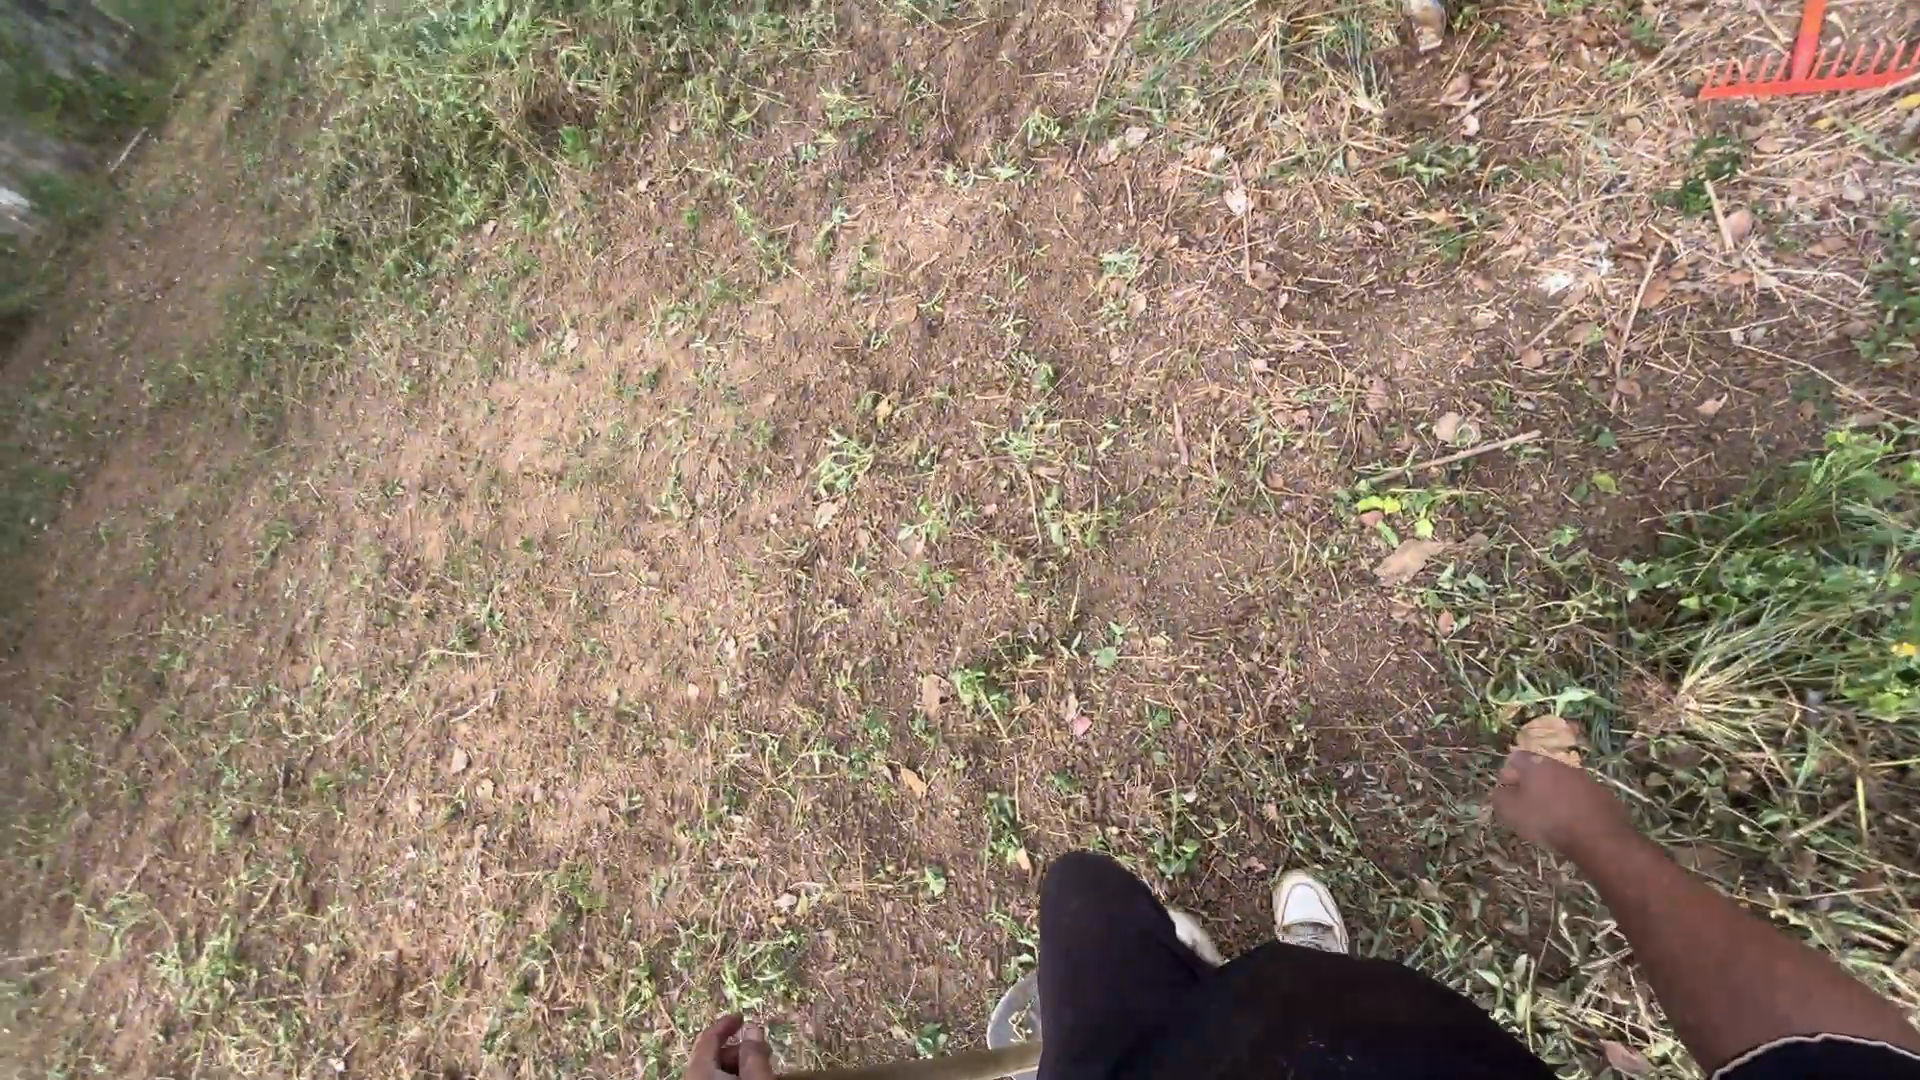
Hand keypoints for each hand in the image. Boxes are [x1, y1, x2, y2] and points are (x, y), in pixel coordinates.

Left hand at [682, 1015, 773, 1079]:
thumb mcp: (756, 1079)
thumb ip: (753, 1053)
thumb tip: (752, 1028)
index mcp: (700, 1070)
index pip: (708, 1038)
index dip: (726, 1023)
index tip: (742, 1016)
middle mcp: (690, 1079)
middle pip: (711, 1056)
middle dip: (735, 1049)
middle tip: (759, 1052)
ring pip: (711, 1072)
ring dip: (733, 1066)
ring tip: (755, 1069)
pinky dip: (725, 1078)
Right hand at [1492, 750, 1632, 854]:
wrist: (1601, 841)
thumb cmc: (1548, 821)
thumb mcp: (1510, 811)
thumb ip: (1500, 797)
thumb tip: (1502, 791)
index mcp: (1536, 765)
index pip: (1515, 758)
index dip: (1508, 774)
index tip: (1507, 792)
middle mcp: (1563, 766)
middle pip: (1541, 770)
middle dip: (1532, 785)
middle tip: (1528, 805)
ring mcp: (1588, 781)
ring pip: (1564, 784)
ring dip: (1555, 795)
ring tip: (1553, 817)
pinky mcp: (1607, 798)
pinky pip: (1583, 798)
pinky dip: (1576, 806)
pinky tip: (1574, 824)